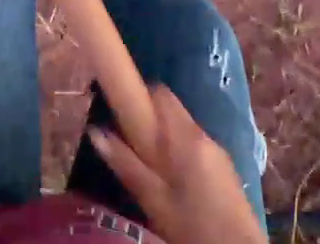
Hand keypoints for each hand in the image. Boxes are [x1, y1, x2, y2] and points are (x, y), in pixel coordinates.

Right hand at [88, 85, 264, 243]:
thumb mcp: (153, 199)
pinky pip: (195, 147)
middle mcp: (205, 136)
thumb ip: (125, 163)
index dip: (138, 93)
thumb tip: (94, 131)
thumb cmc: (193, 226)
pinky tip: (171, 182)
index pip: (161, 93)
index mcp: (186, 138)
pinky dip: (178, 154)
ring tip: (146, 166)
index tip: (120, 108)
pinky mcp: (226, 170)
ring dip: (163, 139)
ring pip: (182, 131)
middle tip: (128, 142)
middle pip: (171, 112)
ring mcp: (219, 153)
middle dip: (148, 120)